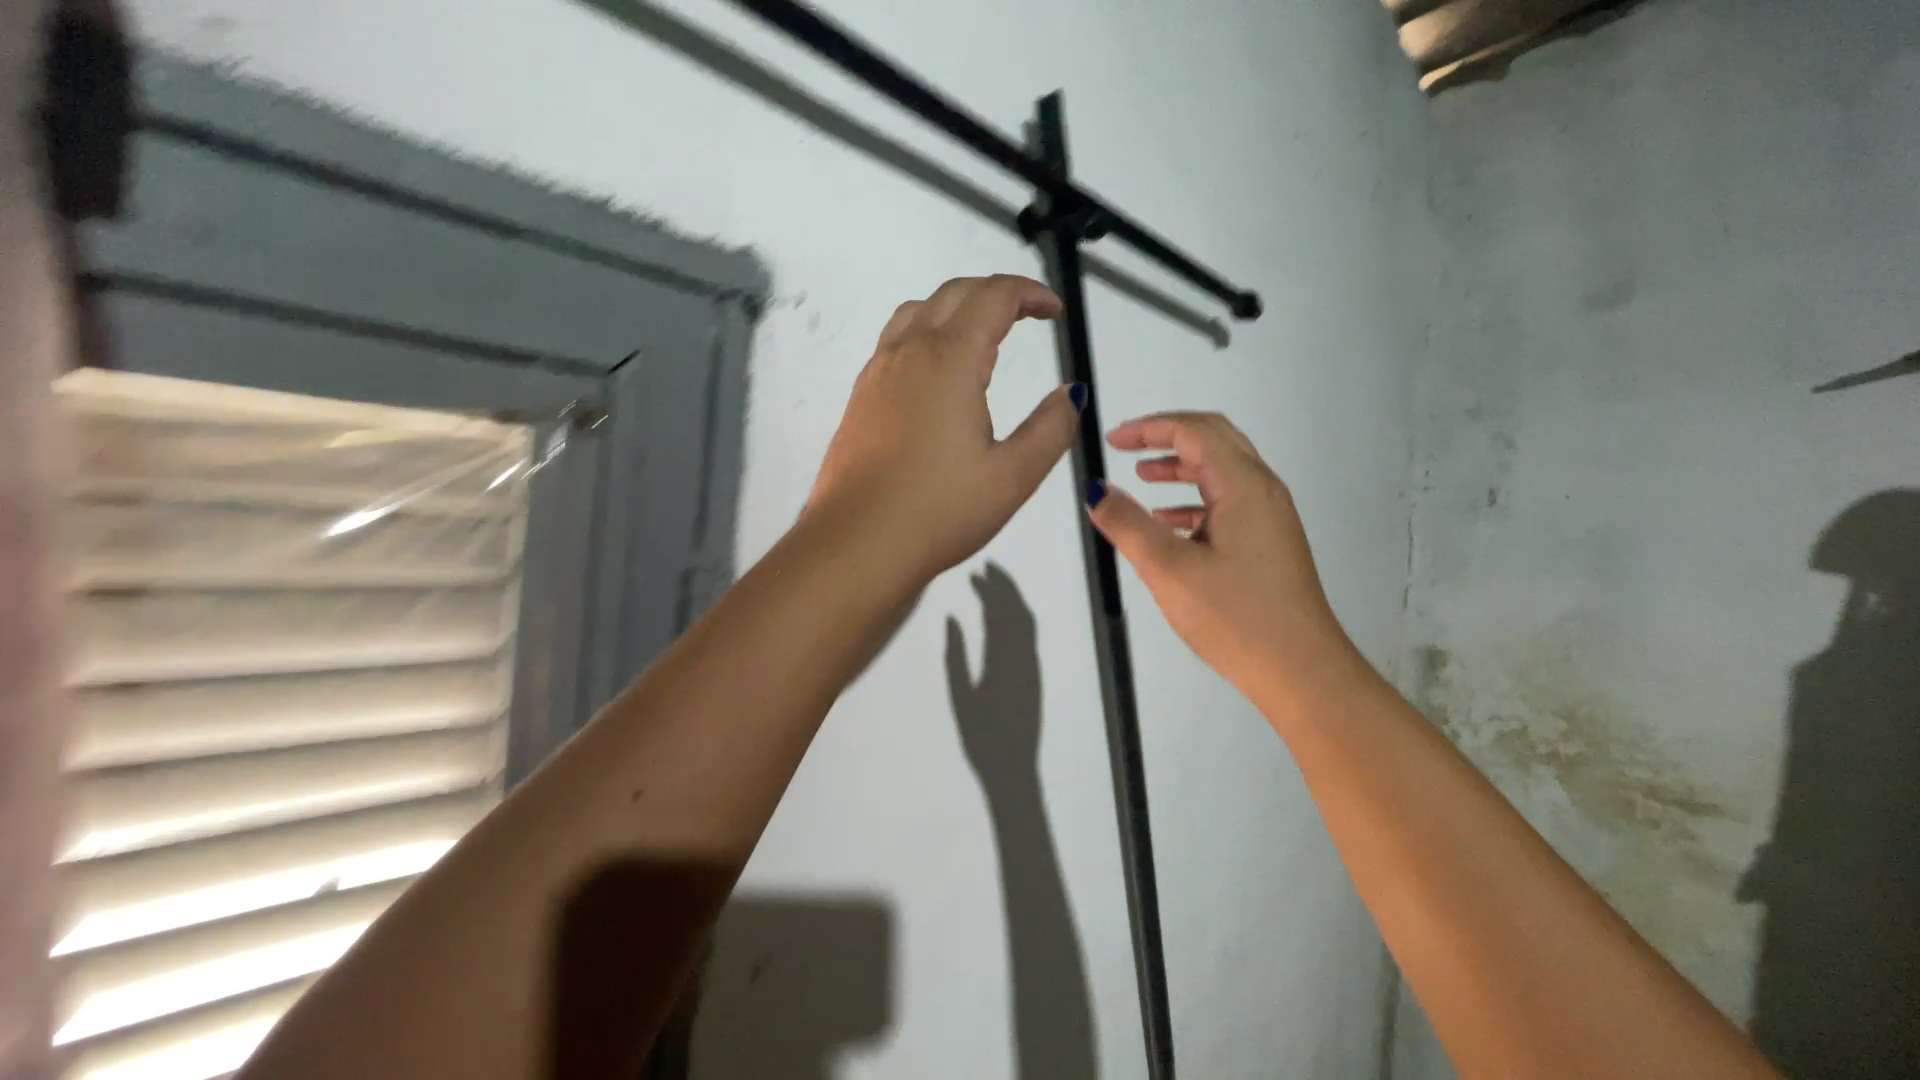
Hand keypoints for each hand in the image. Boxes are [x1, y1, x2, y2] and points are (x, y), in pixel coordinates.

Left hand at [809, 275, 1081, 580]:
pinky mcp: (860, 398)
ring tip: (983, 336)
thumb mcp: (1012, 476)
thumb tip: (1069, 393)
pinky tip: (939, 375)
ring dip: (956, 308)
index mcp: (949, 360)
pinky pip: (895, 342)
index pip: (993, 297)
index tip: (1054, 310)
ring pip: (917, 312)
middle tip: (1028, 314)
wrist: (856, 544)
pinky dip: (926, 333)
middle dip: (996, 293)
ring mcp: (877, 373)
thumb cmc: (939, 511)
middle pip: (953, 294)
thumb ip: (1050, 428)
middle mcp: (909, 353)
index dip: (1029, 293)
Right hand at [944, 564, 1042, 793]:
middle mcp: (1024, 658)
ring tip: (994, 587)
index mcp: (1004, 660)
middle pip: (1018, 611)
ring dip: (1013, 601)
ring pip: (1027, 624)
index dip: (990, 588)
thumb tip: (953, 619)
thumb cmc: (980, 735)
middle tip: (985, 570)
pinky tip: (1004, 617)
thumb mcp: (960, 694)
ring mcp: (1033, 667)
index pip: (1000, 612)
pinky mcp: (1035, 677)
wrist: (1012, 767)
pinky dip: (1019, 619)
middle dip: (1004, 587)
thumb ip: (956, 655)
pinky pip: (1030, 638)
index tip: (976, 572)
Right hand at [1087, 412, 1370, 707]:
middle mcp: (1263, 490)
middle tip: (1125, 447)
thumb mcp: (1170, 570)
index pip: (1194, 432)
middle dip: (1167, 437)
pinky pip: (1229, 503)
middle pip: (1215, 440)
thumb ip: (1128, 525)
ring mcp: (1271, 517)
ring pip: (1223, 472)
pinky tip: (1168, 524)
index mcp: (1243, 485)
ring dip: (1181, 468)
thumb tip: (1097, 490)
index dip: (1150, 427)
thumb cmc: (1236, 616)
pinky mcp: (1270, 544)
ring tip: (1142, 476)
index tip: (1111, 440)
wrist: (1302, 670)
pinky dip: (1195, 501)